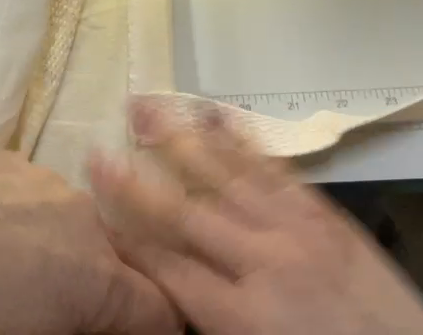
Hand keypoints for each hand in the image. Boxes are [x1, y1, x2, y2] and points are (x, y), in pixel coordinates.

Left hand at [0, 152, 178, 334]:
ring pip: (77, 221)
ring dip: (63, 247)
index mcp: (100, 278)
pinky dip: (28, 216)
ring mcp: (48, 181)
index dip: (152, 328)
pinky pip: (37, 194)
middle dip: (101, 287)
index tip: (122, 332)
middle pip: (117, 259)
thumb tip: (91, 320)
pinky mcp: (9, 159)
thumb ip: (80, 325)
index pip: (161, 311)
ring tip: (15, 270)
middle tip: (61, 310)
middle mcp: (87, 219)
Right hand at [89, 101, 422, 334]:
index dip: (125, 235)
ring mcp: (300, 231)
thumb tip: (169, 293)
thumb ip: (211, 324)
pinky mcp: (329, 216)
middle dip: (137, 181)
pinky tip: (220, 115)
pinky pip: (277, 169)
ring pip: (227, 174)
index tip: (93, 205)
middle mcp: (265, 262)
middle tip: (99, 151)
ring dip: (181, 140)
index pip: (167, 266)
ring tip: (147, 109)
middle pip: (185, 211)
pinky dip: (244, 139)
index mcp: (244, 315)